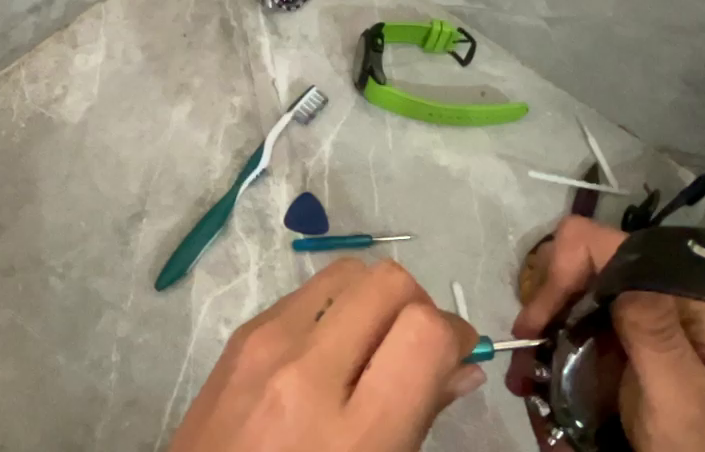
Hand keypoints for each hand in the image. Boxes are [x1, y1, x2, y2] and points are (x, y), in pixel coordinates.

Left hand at [169, 258, 484, 451]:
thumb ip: (421, 420)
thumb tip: (462, 364)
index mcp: (351, 434)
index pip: (424, 332)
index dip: (453, 335)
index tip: (456, 355)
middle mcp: (306, 371)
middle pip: (387, 281)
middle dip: (418, 305)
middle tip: (417, 347)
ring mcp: (267, 343)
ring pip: (347, 271)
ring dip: (374, 298)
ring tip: (374, 344)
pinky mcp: (242, 333)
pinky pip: (307, 292)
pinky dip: (334, 309)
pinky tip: (329, 352)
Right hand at [506, 216, 704, 451]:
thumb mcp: (688, 404)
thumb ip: (653, 331)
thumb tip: (613, 253)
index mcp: (692, 302)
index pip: (611, 245)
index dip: (563, 269)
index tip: (536, 321)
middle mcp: (676, 306)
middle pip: (593, 271)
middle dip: (550, 304)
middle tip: (524, 351)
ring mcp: (665, 336)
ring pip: (589, 305)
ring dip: (550, 332)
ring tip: (526, 376)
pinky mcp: (656, 363)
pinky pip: (599, 340)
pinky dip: (566, 355)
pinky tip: (547, 382)